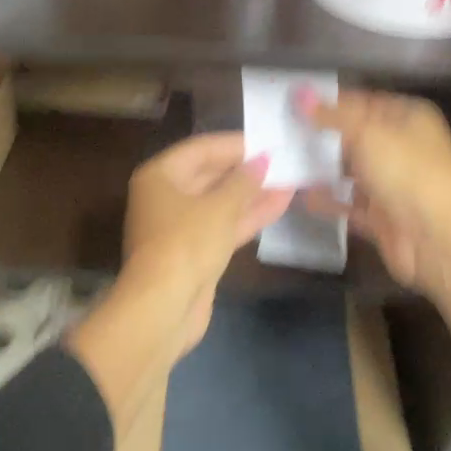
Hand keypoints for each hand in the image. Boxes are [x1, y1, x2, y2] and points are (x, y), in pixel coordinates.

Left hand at [67, 134, 291, 432]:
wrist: (163, 309)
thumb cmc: (187, 244)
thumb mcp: (220, 207)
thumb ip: (244, 180)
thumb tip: (263, 159)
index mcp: (160, 176)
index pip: (202, 148)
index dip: (236, 144)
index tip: (269, 141)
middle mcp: (165, 196)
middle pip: (211, 175)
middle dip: (247, 170)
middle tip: (283, 161)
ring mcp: (179, 227)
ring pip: (220, 203)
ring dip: (253, 194)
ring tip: (290, 181)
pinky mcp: (194, 253)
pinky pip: (223, 226)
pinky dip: (248, 217)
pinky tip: (280, 205)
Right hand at [296, 89, 450, 295]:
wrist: (440, 240)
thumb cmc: (408, 172)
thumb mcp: (368, 133)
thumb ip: (332, 115)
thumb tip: (300, 93)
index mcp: (408, 117)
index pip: (362, 101)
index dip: (328, 102)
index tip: (290, 104)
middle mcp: (402, 146)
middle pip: (355, 135)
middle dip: (320, 135)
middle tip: (278, 132)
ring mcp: (392, 183)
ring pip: (350, 170)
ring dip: (320, 168)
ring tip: (281, 161)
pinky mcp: (381, 217)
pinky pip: (348, 204)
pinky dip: (327, 200)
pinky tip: (297, 194)